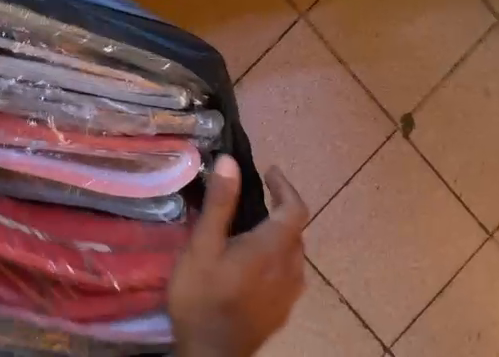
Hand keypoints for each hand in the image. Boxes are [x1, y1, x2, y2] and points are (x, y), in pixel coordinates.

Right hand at [168, 158, 308, 356]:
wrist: (211, 355)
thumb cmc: (203, 296)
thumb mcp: (203, 244)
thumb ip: (220, 203)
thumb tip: (231, 161)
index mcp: (273, 248)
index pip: (296, 209)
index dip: (285, 186)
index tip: (268, 172)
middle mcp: (290, 269)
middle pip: (295, 231)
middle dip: (280, 209)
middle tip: (255, 198)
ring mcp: (288, 295)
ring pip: (293, 254)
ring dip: (279, 235)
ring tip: (251, 228)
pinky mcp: (281, 312)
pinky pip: (287, 275)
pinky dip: (276, 258)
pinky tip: (252, 264)